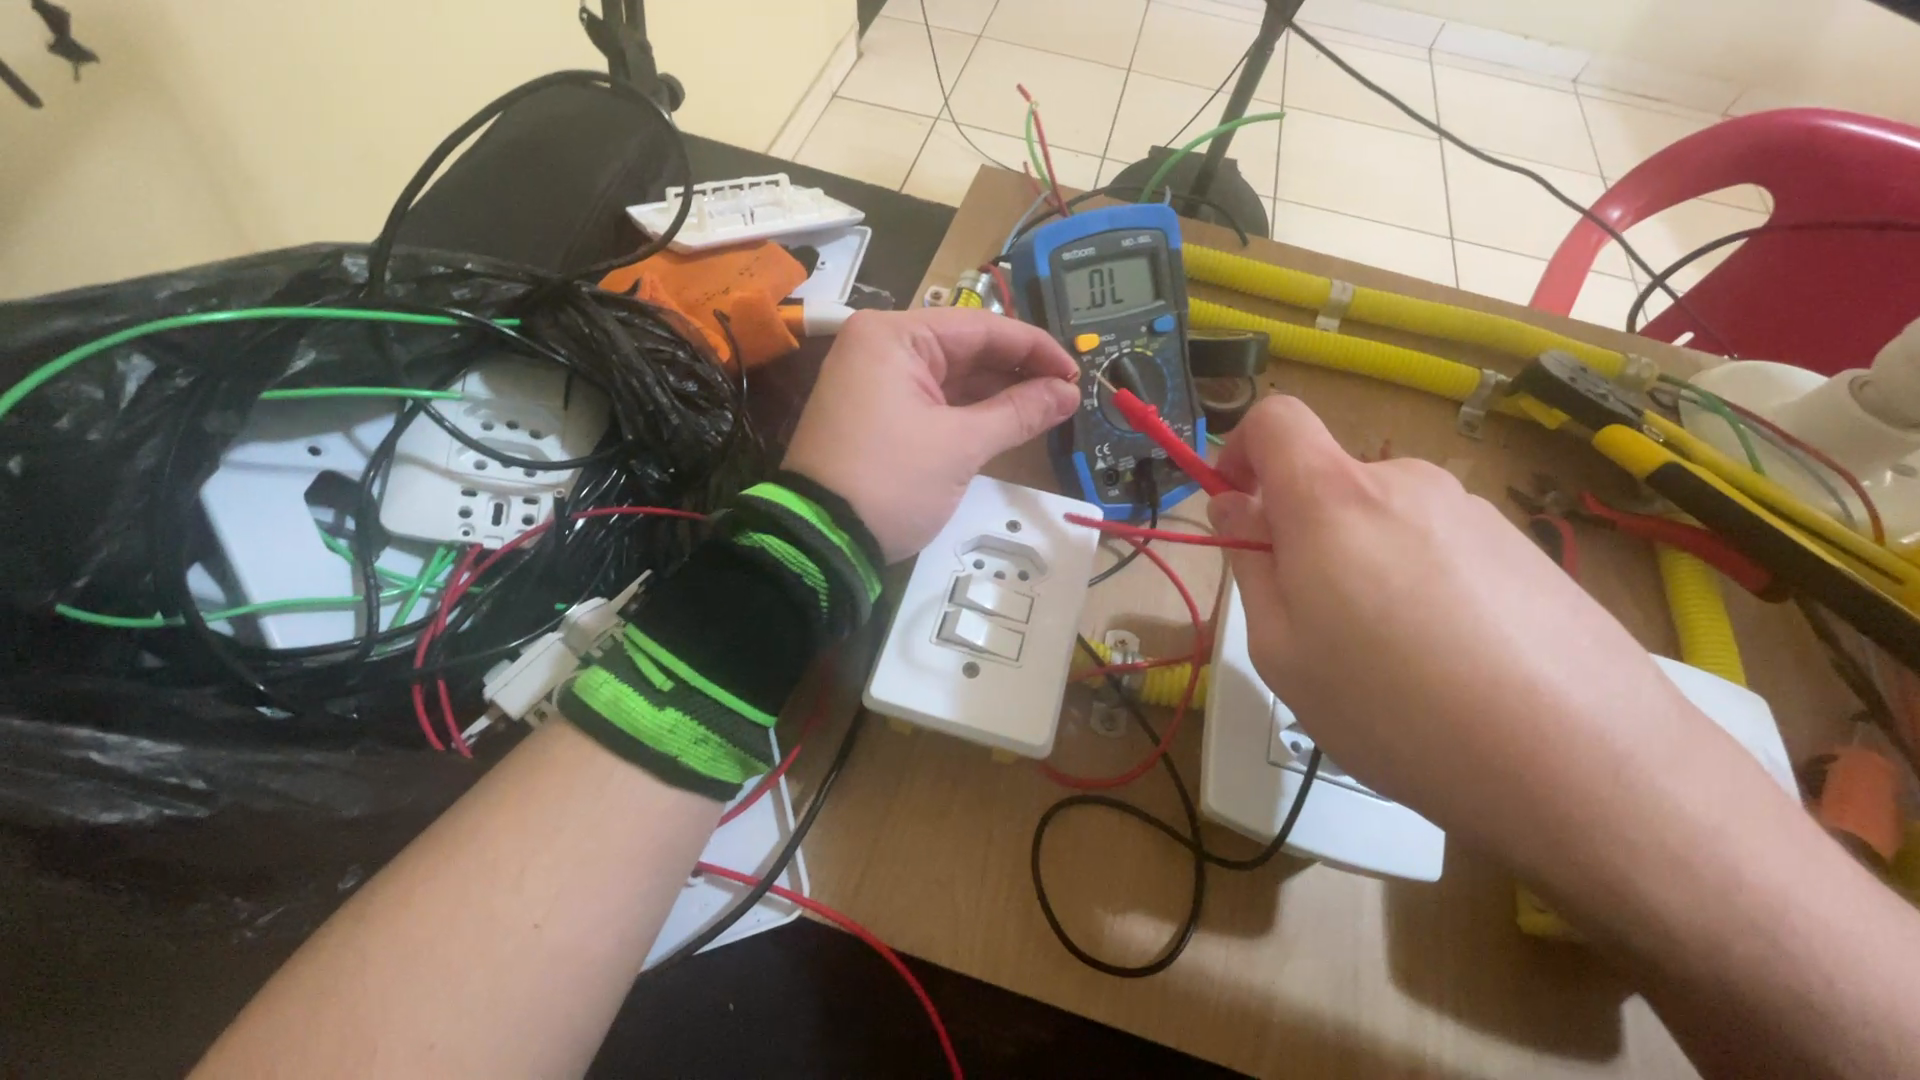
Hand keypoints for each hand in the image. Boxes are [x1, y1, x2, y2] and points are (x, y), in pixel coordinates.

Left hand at [783, 308, 1080, 561]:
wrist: (821, 541)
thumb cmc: (890, 482)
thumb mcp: (960, 446)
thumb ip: (1019, 412)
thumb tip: (1068, 394)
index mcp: (893, 335)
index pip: (981, 327)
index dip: (1035, 348)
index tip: (1075, 372)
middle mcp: (880, 347)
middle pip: (966, 348)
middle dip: (1018, 371)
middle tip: (1067, 395)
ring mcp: (875, 382)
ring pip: (952, 377)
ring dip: (998, 393)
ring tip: (1050, 409)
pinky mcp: (877, 414)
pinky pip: (934, 401)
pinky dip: (970, 412)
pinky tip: (1009, 421)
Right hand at [1205, 396, 1697, 825]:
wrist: (1583, 761)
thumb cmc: (1393, 709)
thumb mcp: (1282, 651)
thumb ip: (1250, 565)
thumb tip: (1236, 508)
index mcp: (1333, 499)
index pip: (1275, 419)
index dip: (1240, 451)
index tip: (1236, 511)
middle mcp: (1405, 484)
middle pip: (1329, 482)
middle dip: (1303, 534)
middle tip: (1314, 625)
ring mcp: (1473, 512)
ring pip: (1384, 520)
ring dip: (1362, 564)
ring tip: (1389, 658)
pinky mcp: (1522, 547)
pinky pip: (1438, 546)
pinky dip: (1418, 582)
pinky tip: (1448, 661)